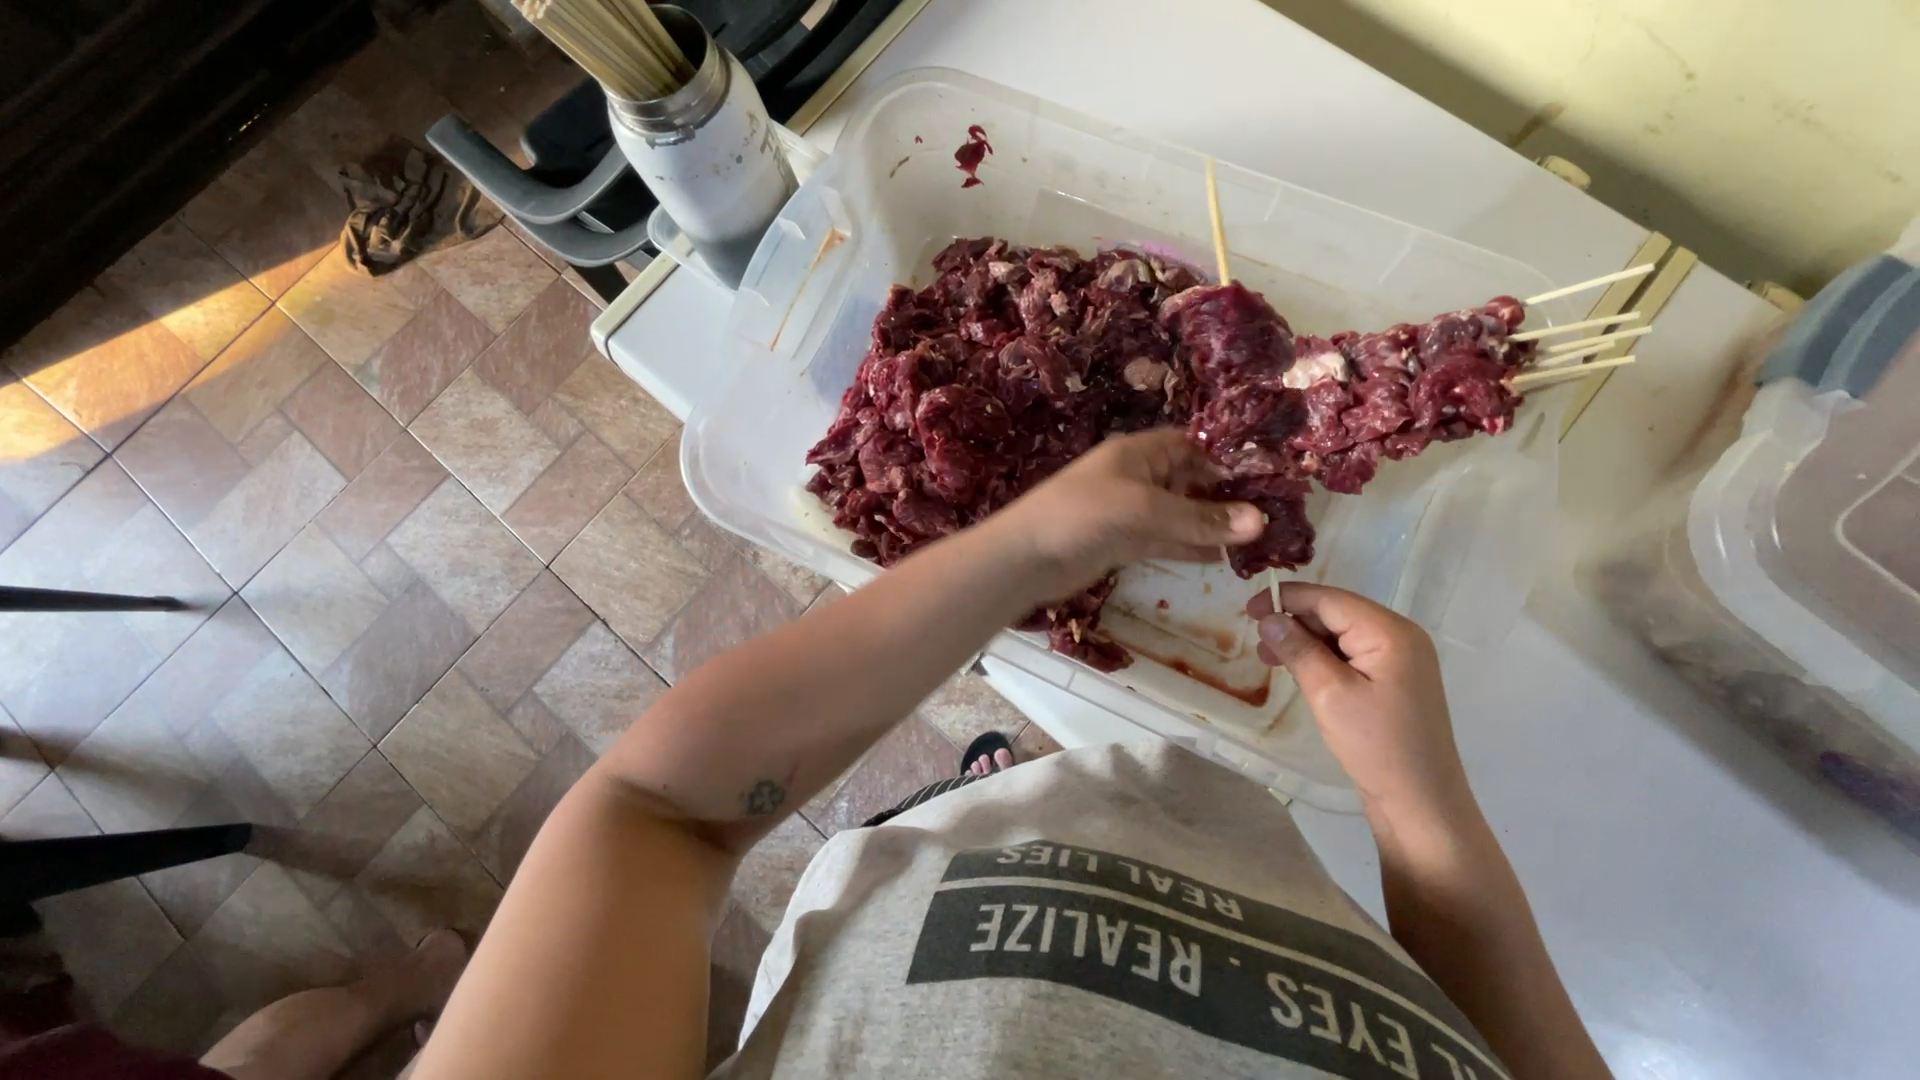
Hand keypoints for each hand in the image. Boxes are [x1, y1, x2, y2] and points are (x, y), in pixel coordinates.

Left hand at [992, 429, 1265, 597]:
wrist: (1025, 557)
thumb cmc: (1079, 515)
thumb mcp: (1143, 509)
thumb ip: (1199, 517)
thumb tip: (1260, 522)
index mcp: (1140, 453)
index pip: (1193, 446)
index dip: (1228, 458)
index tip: (1269, 477)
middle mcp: (1138, 477)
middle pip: (1191, 480)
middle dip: (1227, 495)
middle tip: (1275, 513)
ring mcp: (1131, 512)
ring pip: (1182, 514)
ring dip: (1213, 525)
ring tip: (1260, 539)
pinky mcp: (1124, 543)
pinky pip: (1167, 541)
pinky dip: (1191, 548)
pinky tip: (1223, 558)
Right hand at [1247, 583, 1473, 831]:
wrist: (1420, 802)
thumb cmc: (1376, 745)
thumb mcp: (1329, 693)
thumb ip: (1298, 650)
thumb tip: (1268, 618)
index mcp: (1390, 632)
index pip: (1330, 599)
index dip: (1286, 598)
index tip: (1247, 610)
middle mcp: (1400, 636)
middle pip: (1336, 613)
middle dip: (1294, 621)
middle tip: (1257, 642)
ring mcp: (1399, 660)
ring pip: (1340, 634)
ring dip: (1304, 641)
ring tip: (1269, 659)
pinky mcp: (1393, 681)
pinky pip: (1350, 654)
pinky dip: (1321, 657)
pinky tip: (1298, 671)